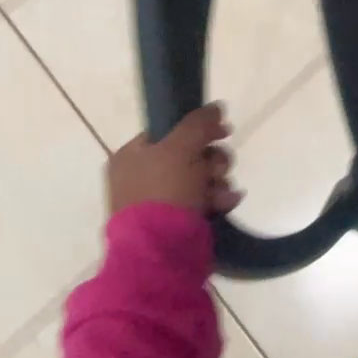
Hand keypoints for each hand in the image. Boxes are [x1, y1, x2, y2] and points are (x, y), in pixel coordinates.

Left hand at [107, 103, 244, 217]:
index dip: (198, 128)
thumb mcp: (180, 148)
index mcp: (131, 156)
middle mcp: (141, 176)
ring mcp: (159, 200)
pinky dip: (218, 198)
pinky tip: (227, 202)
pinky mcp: (176, 220)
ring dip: (218, 179)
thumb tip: (215, 107)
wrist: (160, 250)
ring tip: (221, 191)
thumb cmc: (164, 192)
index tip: (223, 131)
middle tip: (218, 168)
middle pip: (190, 153)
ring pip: (201, 176)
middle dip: (212, 159)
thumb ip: (198, 123)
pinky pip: (204, 198)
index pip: (169, 129)